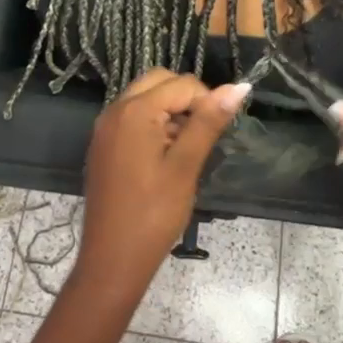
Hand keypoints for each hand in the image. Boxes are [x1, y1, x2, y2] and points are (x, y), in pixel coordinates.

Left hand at [77, 70, 250, 286]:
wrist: (112, 260)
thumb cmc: (153, 215)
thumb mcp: (185, 166)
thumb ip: (209, 122)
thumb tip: (239, 86)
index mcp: (134, 111)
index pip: (182, 84)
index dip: (207, 102)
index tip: (217, 134)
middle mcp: (114, 110)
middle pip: (159, 82)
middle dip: (187, 100)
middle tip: (202, 137)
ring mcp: (105, 128)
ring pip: (145, 98)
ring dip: (170, 112)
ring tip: (186, 151)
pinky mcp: (103, 145)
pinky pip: (132, 117)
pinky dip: (153, 124)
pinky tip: (165, 158)